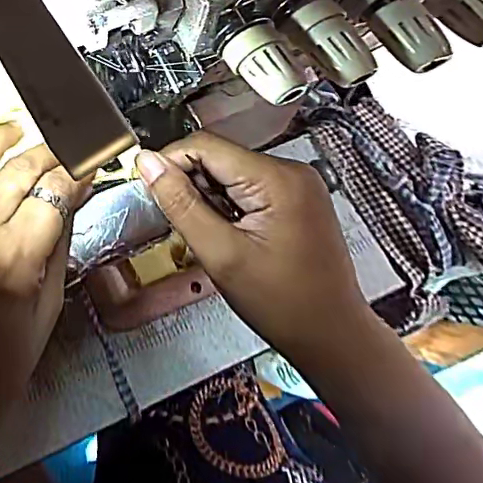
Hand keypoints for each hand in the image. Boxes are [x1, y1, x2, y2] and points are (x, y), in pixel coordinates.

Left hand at [0, 124, 89, 482]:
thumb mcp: (47, 307)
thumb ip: (59, 240)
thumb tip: (72, 192)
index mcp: (11, 260)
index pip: (53, 191)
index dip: (77, 171)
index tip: (92, 159)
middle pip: (18, 169)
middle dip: (49, 152)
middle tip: (68, 146)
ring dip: (3, 140)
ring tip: (22, 129)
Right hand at [136, 131, 375, 372]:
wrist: (334, 338)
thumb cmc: (286, 305)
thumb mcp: (221, 255)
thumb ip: (181, 204)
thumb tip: (148, 164)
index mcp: (277, 178)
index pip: (205, 145)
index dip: (170, 164)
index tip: (150, 189)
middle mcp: (291, 170)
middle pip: (218, 156)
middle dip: (191, 186)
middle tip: (185, 226)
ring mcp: (296, 183)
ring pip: (229, 171)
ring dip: (209, 198)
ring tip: (214, 238)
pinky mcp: (294, 197)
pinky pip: (246, 186)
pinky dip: (228, 206)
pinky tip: (231, 237)